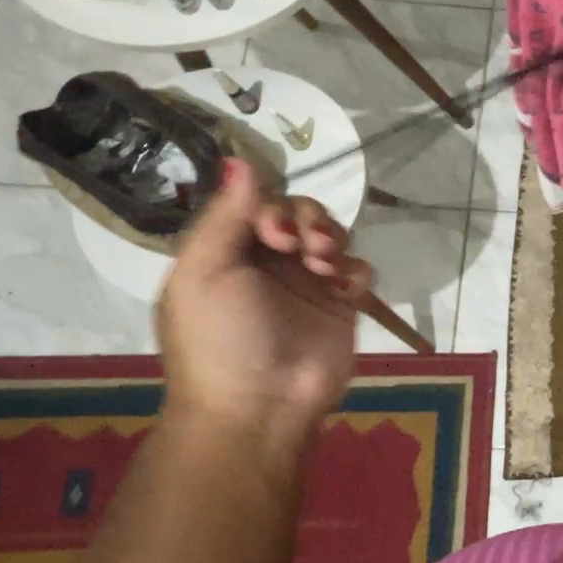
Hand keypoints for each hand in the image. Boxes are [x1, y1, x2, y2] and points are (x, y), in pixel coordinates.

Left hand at [156, 158, 372, 447]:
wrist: (260, 404)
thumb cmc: (222, 338)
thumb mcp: (203, 273)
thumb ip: (225, 215)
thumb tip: (241, 158)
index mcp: (227, 251)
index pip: (257, 204)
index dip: (272, 207)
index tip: (275, 232)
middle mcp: (269, 262)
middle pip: (300, 213)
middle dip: (308, 220)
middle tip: (305, 246)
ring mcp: (309, 285)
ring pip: (333, 236)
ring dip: (333, 239)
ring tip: (326, 266)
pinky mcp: (343, 307)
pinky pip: (358, 271)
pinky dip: (355, 272)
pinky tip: (345, 290)